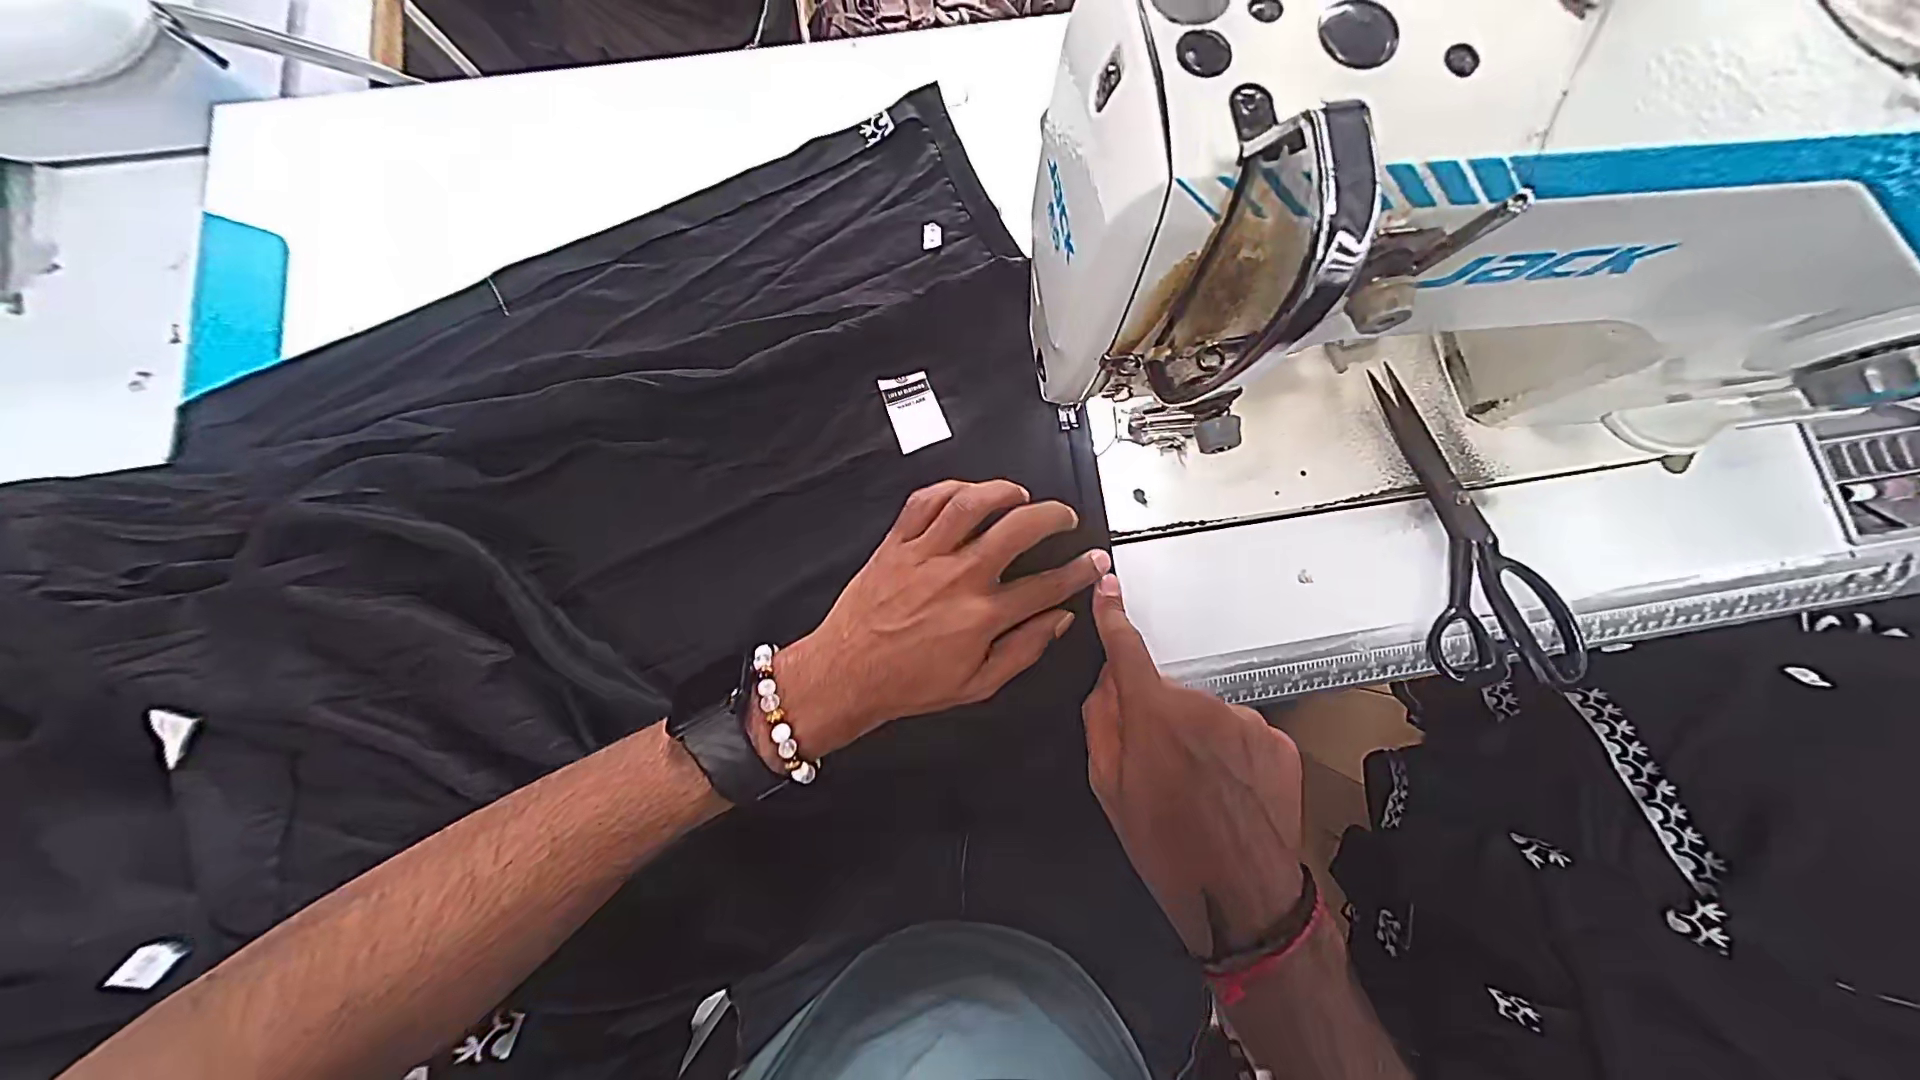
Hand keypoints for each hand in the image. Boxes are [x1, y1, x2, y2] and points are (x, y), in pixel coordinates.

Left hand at [772, 479, 1108, 757]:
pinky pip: (923, 502)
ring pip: (971, 505)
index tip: (1090, 562)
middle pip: (1018, 529)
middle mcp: (956, 579)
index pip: (1046, 585)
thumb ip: (1023, 650)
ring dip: (1003, 492)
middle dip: (1053, 516)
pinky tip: (965, 492)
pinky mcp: (895, 546)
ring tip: (1020, 495)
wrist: (846, 674)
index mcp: (979, 616)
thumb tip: (1055, 623)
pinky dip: (949, 488)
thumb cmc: (904, 682)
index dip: (1078, 571)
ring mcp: (924, 557)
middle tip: (1063, 517)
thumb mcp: (977, 684)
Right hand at [1084, 573, 1304, 958]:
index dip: (1113, 616)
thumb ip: (1100, 722)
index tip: (1108, 590)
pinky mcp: (1275, 738)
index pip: (1126, 648)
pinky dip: (1229, 751)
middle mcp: (1201, 708)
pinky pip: (1239, 729)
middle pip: (1166, 691)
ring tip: (1198, 788)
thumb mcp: (1109, 788)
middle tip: (1160, 767)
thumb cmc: (1171, 850)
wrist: (1242, 896)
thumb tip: (1105, 686)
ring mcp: (1243, 721)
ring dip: (1197, 738)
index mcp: (1152, 716)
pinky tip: (1226, 789)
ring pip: (1205, 712)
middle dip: (1158, 716)